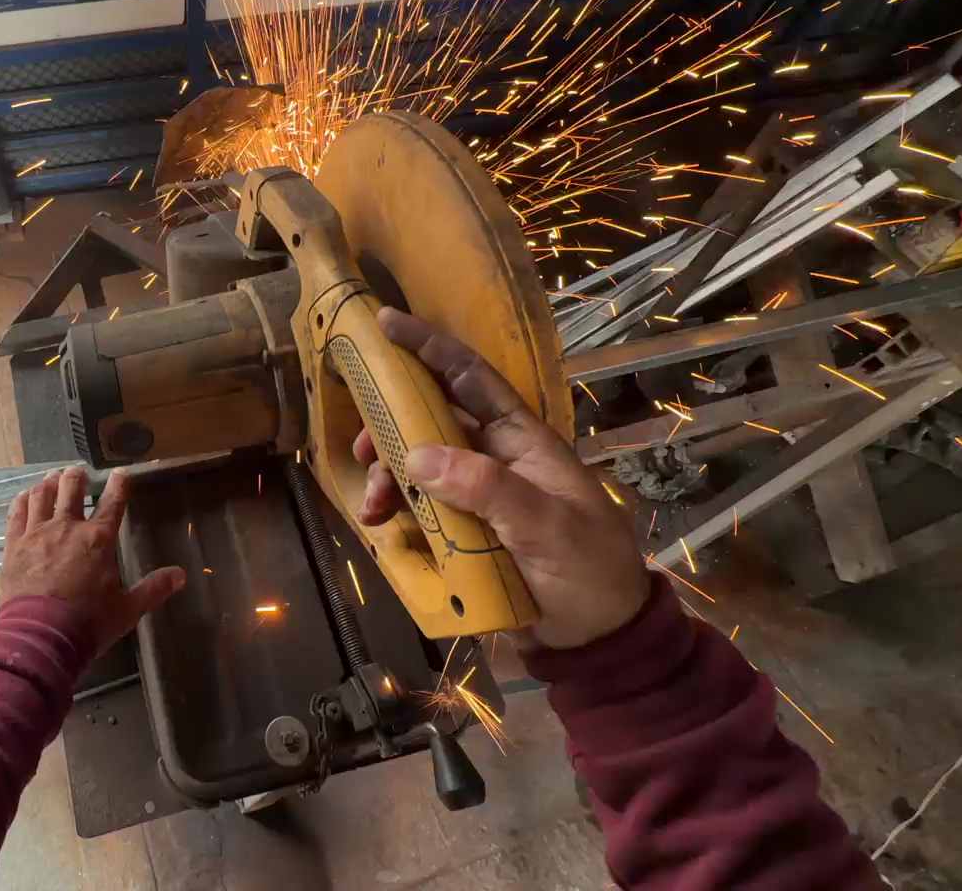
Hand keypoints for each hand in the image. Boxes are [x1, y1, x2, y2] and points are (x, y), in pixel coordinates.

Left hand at [0, 466, 185, 656]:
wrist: (40, 636)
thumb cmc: (88, 622)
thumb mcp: (128, 609)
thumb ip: (154, 588)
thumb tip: (181, 575)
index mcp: (99, 538)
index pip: (112, 502)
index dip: (119, 484)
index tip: (120, 472)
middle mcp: (68, 527)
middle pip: (72, 488)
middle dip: (77, 476)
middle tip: (78, 471)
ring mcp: (38, 532)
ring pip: (43, 494)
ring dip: (50, 483)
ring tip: (53, 477)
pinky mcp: (15, 544)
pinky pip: (17, 512)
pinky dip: (23, 499)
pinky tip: (25, 495)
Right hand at [355, 308, 648, 649]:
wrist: (599, 638)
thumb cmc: (588, 570)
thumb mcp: (547, 526)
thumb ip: (487, 487)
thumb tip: (416, 455)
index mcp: (519, 440)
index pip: (470, 378)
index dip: (430, 347)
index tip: (386, 323)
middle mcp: (491, 456)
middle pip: (429, 418)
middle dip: (390, 424)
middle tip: (362, 445)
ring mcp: (473, 492)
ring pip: (415, 463)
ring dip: (389, 476)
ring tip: (375, 505)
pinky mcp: (460, 527)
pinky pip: (416, 503)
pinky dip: (394, 509)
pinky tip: (381, 526)